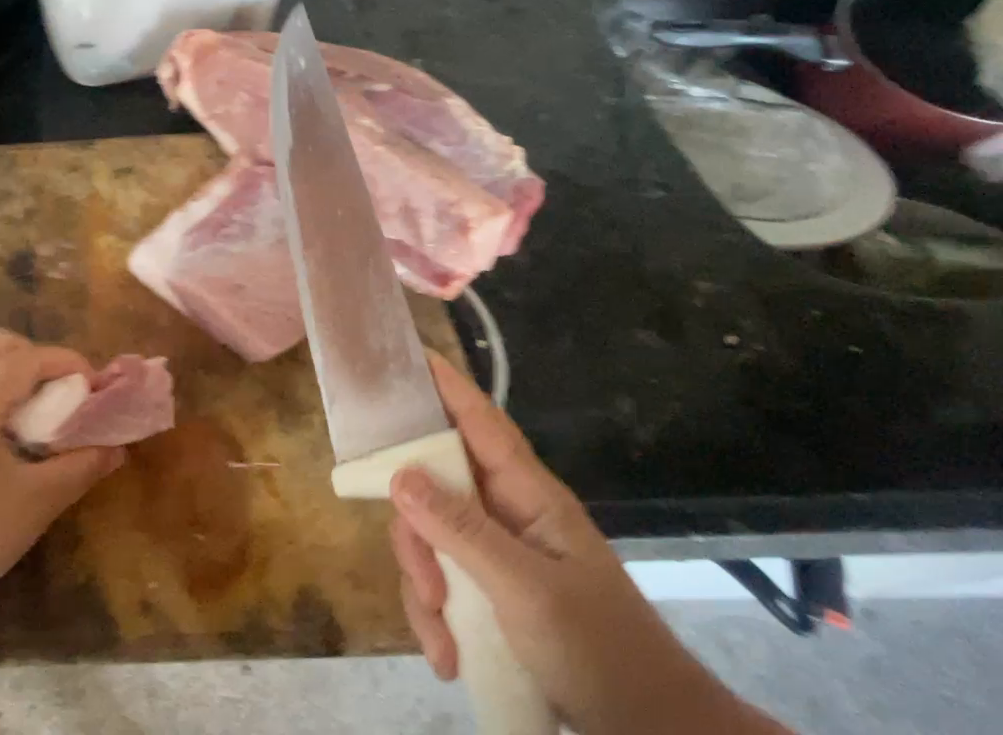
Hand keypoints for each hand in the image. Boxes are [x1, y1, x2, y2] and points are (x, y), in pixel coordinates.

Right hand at [388, 354, 790, 734]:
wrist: (651, 730)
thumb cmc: (602, 651)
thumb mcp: (527, 591)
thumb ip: (461, 530)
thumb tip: (398, 473)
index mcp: (530, 497)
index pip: (481, 424)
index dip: (446, 387)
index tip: (409, 352)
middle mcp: (506, 515)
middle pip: (431, 491)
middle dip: (417, 539)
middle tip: (427, 586)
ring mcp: (495, 555)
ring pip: (427, 541)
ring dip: (425, 593)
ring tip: (446, 643)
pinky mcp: (486, 592)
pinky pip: (438, 584)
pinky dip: (436, 620)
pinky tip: (450, 657)